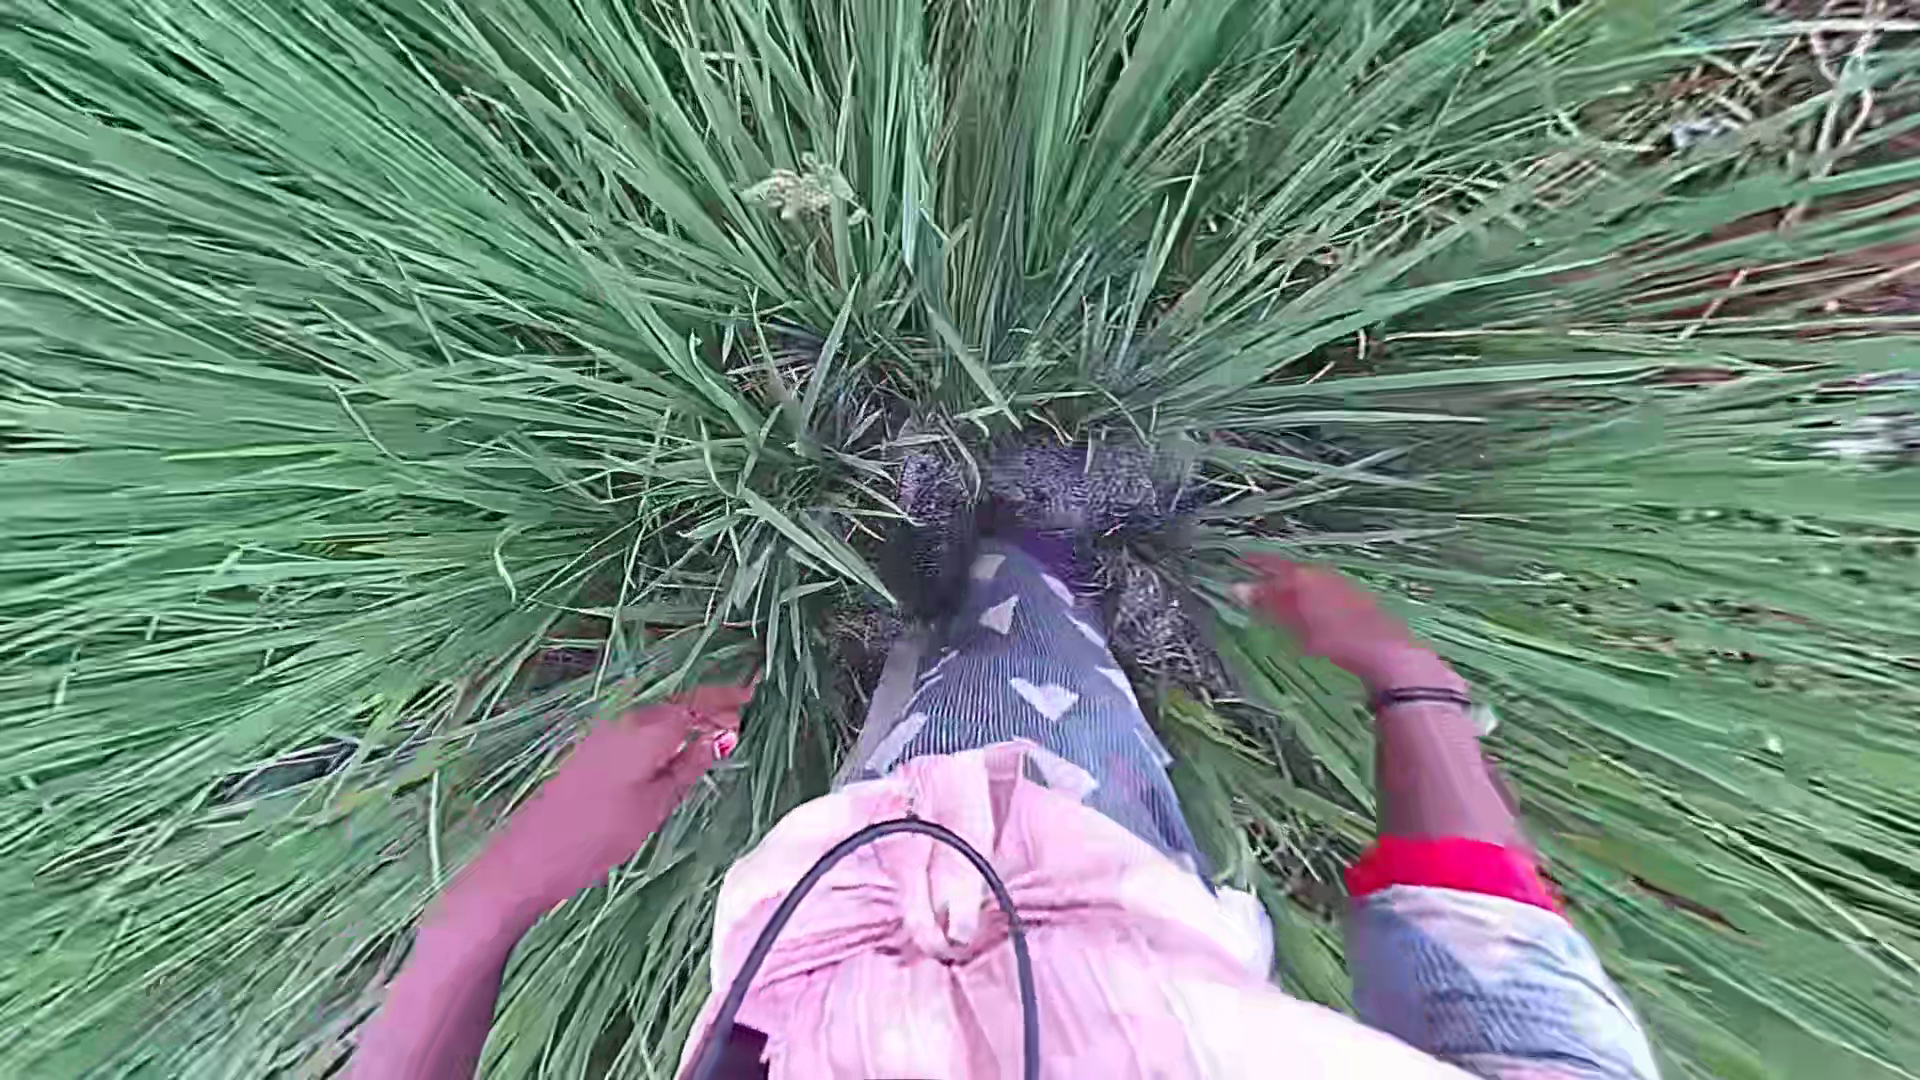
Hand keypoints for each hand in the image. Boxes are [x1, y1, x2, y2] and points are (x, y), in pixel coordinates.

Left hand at [444, 682, 751, 930]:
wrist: (524, 861)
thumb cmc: (600, 834)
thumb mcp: (658, 803)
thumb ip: (691, 765)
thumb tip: (722, 736)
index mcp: (649, 728)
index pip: (700, 703)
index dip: (728, 699)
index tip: (755, 695)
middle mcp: (629, 719)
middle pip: (682, 702)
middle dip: (713, 705)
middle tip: (741, 716)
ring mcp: (608, 731)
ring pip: (662, 713)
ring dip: (691, 717)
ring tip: (717, 731)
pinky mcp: (595, 747)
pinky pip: (644, 726)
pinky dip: (669, 728)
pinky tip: (679, 746)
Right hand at [1237, 556, 1459, 693]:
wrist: (1387, 654)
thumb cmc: (1333, 637)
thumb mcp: (1291, 622)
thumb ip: (1264, 601)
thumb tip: (1236, 588)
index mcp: (1305, 574)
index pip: (1272, 562)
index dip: (1254, 561)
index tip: (1238, 559)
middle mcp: (1324, 575)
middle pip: (1291, 570)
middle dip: (1272, 574)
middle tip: (1254, 580)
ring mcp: (1344, 587)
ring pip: (1309, 581)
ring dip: (1291, 587)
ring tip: (1277, 597)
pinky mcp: (1359, 602)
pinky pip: (1324, 591)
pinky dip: (1309, 597)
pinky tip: (1308, 611)